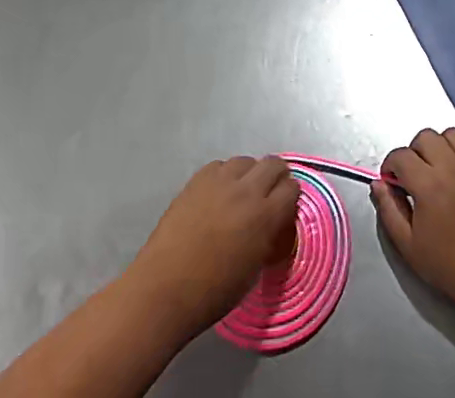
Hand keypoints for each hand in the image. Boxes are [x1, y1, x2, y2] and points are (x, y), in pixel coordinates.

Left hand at [128, 156, 299, 339]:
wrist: (162, 292)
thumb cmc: (212, 293)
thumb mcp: (255, 269)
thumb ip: (269, 237)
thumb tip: (272, 224)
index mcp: (266, 216)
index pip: (291, 188)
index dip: (289, 196)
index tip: (284, 206)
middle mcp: (246, 192)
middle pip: (272, 164)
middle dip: (275, 176)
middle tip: (268, 193)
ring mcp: (219, 184)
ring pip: (245, 161)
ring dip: (248, 173)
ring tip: (240, 191)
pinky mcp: (195, 183)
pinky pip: (218, 166)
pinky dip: (223, 175)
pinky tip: (217, 193)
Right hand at [371, 128, 454, 305]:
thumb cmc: (446, 262)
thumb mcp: (407, 244)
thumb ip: (388, 209)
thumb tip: (379, 184)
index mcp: (428, 184)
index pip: (401, 156)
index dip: (390, 165)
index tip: (390, 181)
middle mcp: (452, 166)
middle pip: (425, 137)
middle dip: (412, 152)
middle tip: (411, 176)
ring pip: (449, 134)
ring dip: (437, 146)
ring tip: (434, 169)